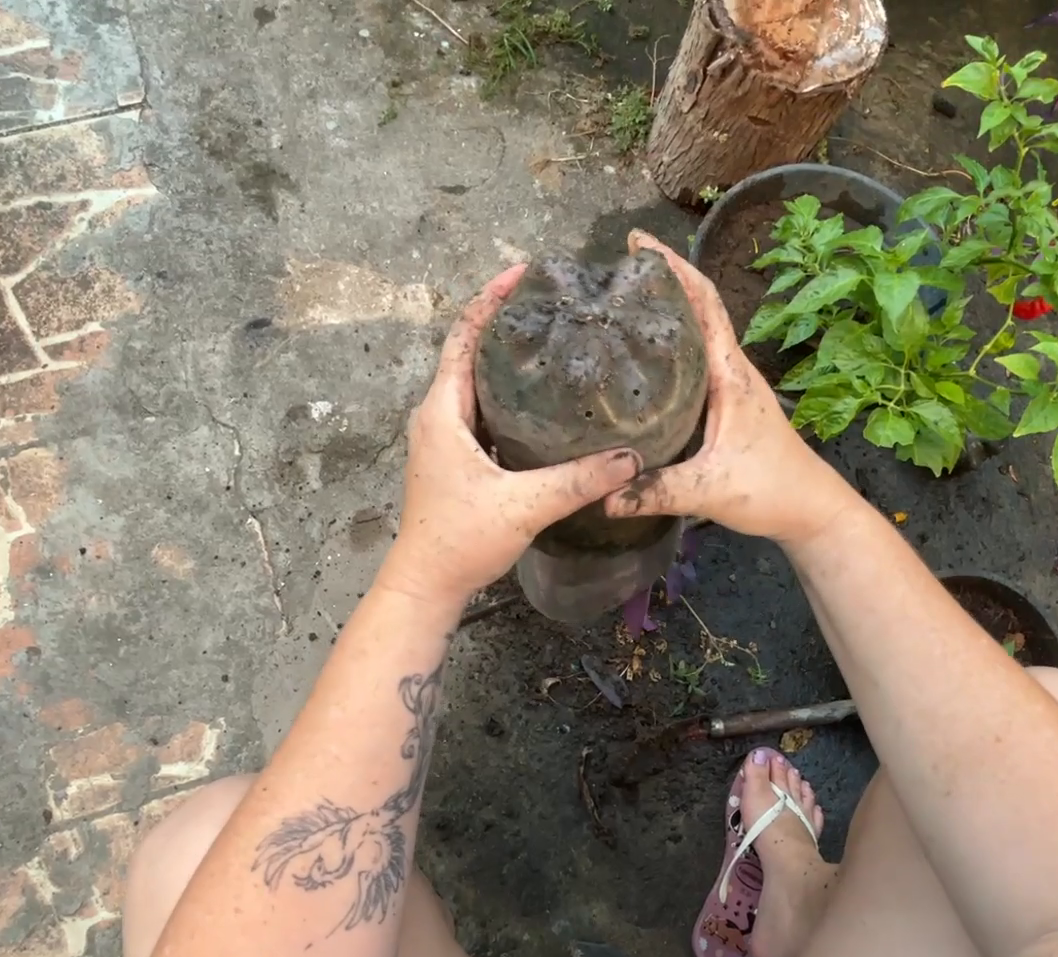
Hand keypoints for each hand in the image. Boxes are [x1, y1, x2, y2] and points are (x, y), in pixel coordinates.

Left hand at [380, 264, 643, 607]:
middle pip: (469, 352)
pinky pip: (482, 409)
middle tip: (550, 303)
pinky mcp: (456, 456)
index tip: (523, 272)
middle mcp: (438, 415)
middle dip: (504, 322)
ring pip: (476, 382)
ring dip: (506, 358)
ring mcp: (444, 437)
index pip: (463, 338)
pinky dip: (508, 392)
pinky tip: (542, 399)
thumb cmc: (460, 540)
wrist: (426, 583)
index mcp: (443, 411)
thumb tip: (631, 458)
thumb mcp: (523, 506)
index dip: (490, 300)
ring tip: (551, 339)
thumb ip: (577, 482)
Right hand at [602, 231, 859, 544]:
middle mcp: (731, 370)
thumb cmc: (771, 489)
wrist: (811, 509)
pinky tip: (642, 362)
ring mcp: (731, 386)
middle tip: (614, 276)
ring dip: (666, 314)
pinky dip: (669, 349)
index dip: (674, 267)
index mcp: (730, 374)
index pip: (704, 303)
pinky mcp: (726, 406)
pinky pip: (693, 363)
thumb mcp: (709, 489)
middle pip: (697, 310)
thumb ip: (655, 491)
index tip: (638, 244)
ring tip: (620, 308)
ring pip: (695, 336)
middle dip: (661, 283)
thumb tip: (600, 496)